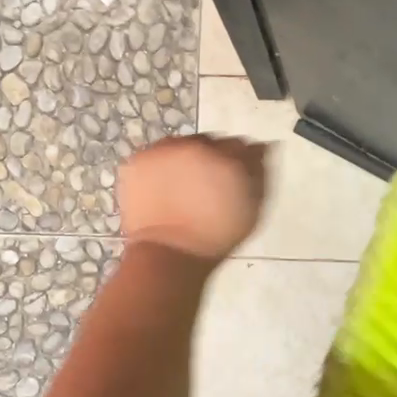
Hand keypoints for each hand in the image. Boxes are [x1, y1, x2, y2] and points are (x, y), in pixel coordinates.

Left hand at [118, 134, 268, 260]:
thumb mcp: (251, 208)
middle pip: (207, 142)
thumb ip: (258, 172)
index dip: (236, 162)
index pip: (237, 145)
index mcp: (229, 156)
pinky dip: (158, 168)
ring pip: (178, 146)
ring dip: (182, 161)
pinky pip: (153, 157)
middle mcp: (196, 145)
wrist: (170, 254)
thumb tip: (259, 147)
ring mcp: (163, 150)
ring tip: (181, 191)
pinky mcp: (137, 161)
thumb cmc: (218, 237)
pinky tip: (162, 191)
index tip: (231, 181)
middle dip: (209, 159)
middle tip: (205, 188)